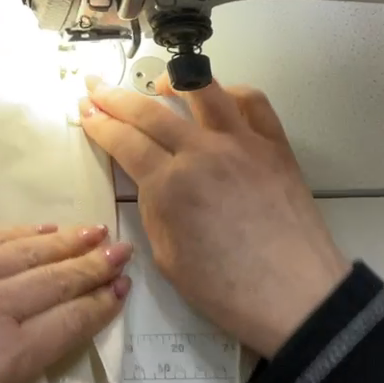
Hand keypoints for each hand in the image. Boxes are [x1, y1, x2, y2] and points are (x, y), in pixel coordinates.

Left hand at [0, 224, 130, 382]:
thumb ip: (27, 364)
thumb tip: (54, 328)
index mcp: (10, 358)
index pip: (71, 321)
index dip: (101, 303)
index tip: (122, 288)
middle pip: (57, 280)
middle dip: (95, 265)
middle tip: (122, 250)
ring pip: (29, 252)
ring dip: (67, 241)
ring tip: (95, 231)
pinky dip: (22, 233)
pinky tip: (44, 230)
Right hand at [79, 77, 348, 357]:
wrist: (298, 301)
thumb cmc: (226, 291)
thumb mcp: (166, 255)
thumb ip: (153, 206)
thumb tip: (150, 177)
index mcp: (170, 185)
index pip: (123, 141)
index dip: (99, 125)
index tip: (85, 113)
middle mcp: (202, 153)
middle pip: (149, 111)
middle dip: (115, 97)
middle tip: (97, 87)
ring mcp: (242, 144)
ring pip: (201, 91)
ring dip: (172, 81)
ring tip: (158, 85)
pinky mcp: (275, 146)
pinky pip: (252, 102)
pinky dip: (230, 92)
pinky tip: (217, 98)